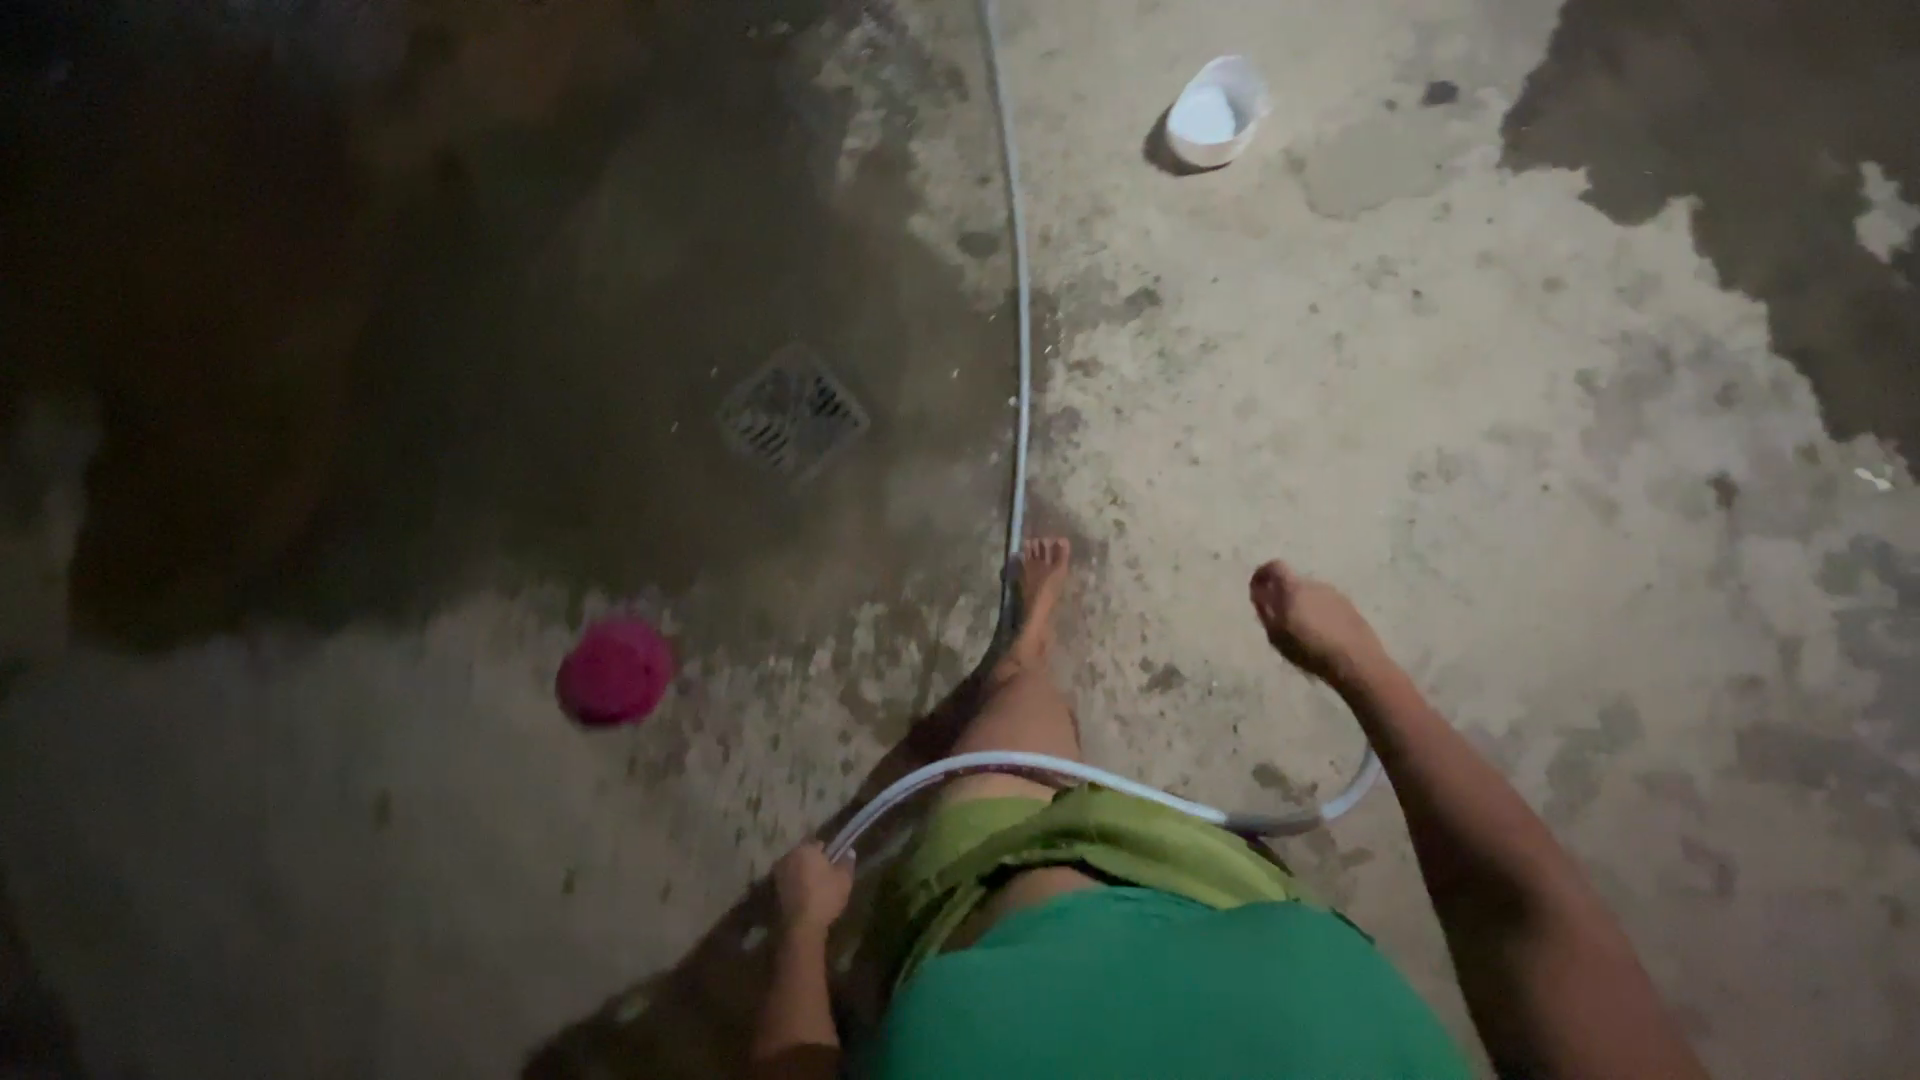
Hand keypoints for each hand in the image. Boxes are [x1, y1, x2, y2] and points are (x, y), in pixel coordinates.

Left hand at [772, 842, 853, 932]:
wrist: (802, 926)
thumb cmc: (825, 896)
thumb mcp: (844, 878)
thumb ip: (847, 862)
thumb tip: (849, 851)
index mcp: (805, 849)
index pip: (818, 844)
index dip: (828, 853)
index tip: (835, 863)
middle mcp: (788, 857)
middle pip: (804, 855)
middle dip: (813, 862)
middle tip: (826, 875)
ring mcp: (779, 874)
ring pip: (795, 868)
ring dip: (803, 874)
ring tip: (816, 887)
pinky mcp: (774, 891)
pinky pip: (790, 882)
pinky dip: (796, 886)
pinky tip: (806, 896)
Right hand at [1249, 560, 1388, 685]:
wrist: (1356, 661)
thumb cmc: (1308, 648)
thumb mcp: (1275, 633)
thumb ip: (1264, 609)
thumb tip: (1259, 593)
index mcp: (1294, 587)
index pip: (1274, 566)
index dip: (1262, 574)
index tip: (1257, 589)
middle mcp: (1316, 584)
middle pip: (1293, 583)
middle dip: (1283, 596)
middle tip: (1279, 620)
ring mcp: (1336, 595)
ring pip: (1311, 595)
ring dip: (1302, 607)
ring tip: (1301, 632)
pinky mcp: (1351, 608)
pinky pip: (1326, 605)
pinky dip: (1319, 615)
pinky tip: (1321, 636)